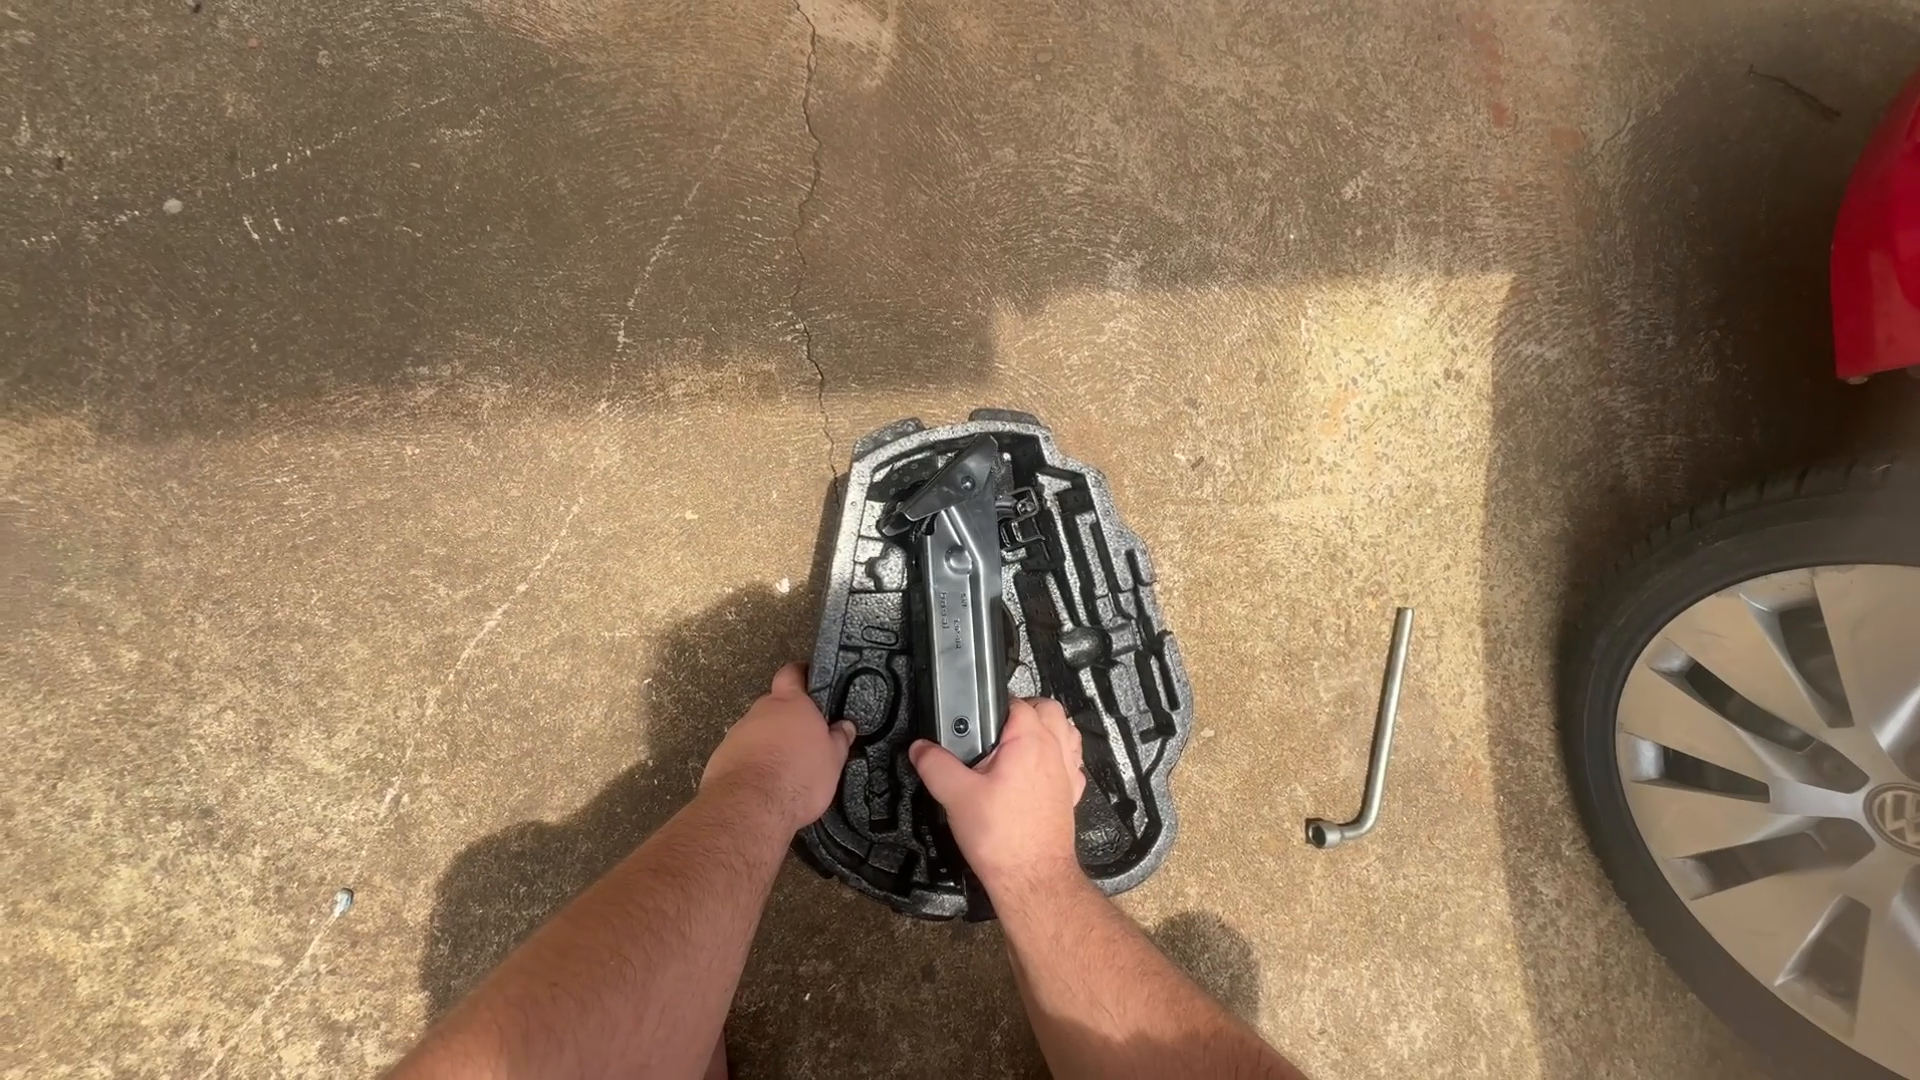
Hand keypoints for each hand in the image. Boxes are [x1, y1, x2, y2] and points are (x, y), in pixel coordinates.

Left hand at [701, 663, 855, 832]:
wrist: (751, 807)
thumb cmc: (794, 778)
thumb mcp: (833, 760)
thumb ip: (839, 738)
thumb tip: (845, 728)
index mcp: (791, 704)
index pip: (792, 673)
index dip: (799, 674)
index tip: (806, 678)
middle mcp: (761, 711)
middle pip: (773, 705)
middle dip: (786, 719)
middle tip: (801, 738)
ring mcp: (738, 733)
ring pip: (756, 730)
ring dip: (767, 743)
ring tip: (783, 767)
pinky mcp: (722, 756)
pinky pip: (741, 753)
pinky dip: (751, 763)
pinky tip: (764, 782)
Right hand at [908, 697, 1086, 895]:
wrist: (1033, 880)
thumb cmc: (1004, 841)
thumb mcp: (956, 796)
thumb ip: (935, 765)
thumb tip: (921, 748)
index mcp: (1029, 742)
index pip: (1017, 703)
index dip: (995, 707)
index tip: (978, 721)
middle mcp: (1055, 751)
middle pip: (1048, 709)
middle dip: (1026, 709)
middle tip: (999, 726)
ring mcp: (1068, 773)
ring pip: (1066, 732)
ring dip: (1048, 729)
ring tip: (1021, 741)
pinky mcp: (1071, 795)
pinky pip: (1072, 762)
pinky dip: (1060, 758)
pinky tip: (1040, 770)